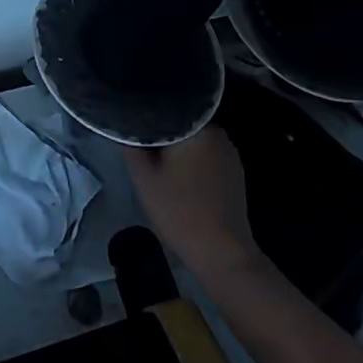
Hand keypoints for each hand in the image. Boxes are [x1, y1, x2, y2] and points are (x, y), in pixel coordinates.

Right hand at [120, 125, 260, 276]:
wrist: (222, 253)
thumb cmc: (179, 212)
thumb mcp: (144, 179)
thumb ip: (132, 146)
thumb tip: (125, 124)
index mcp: (196, 127)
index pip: (165, 109)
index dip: (146, 117)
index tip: (133, 130)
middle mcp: (217, 131)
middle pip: (181, 124)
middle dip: (163, 134)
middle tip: (144, 151)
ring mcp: (230, 151)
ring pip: (194, 140)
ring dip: (179, 148)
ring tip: (162, 165)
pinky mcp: (236, 171)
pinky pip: (208, 154)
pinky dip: (194, 160)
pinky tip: (184, 179)